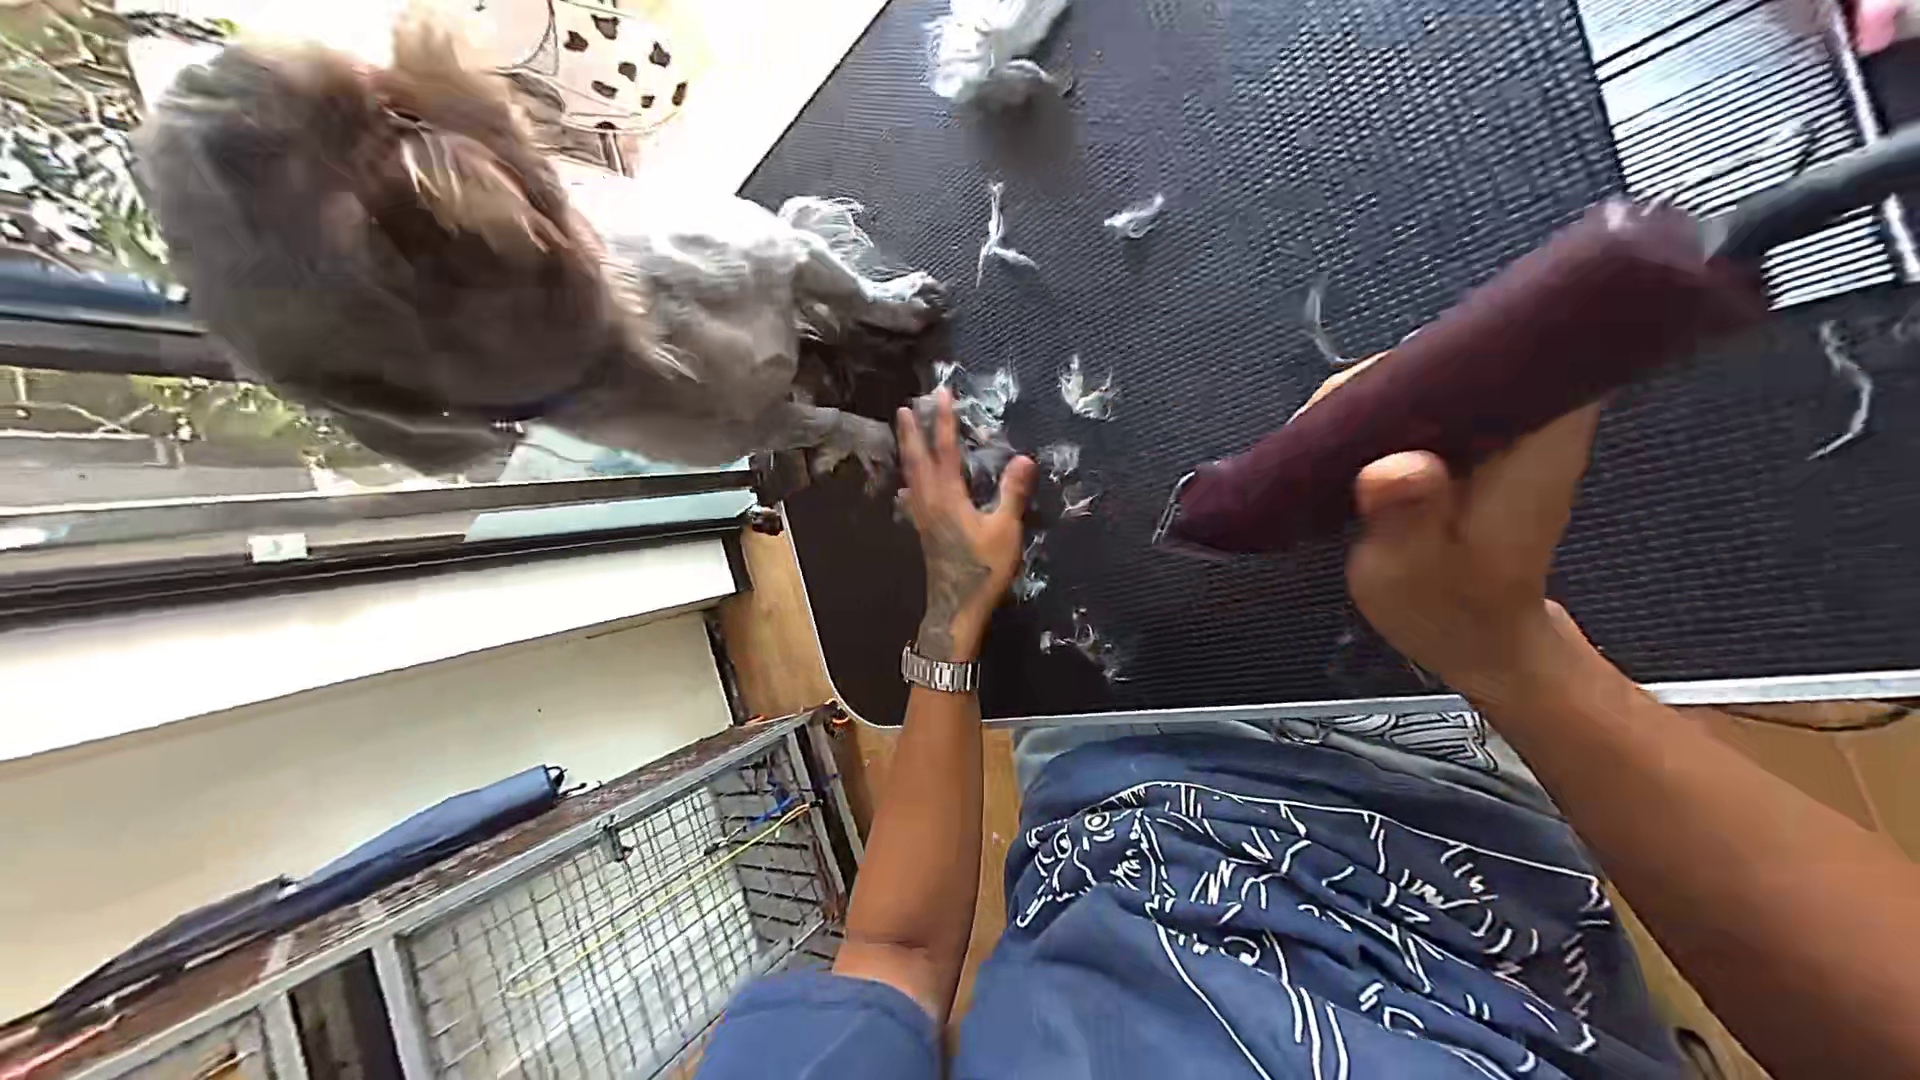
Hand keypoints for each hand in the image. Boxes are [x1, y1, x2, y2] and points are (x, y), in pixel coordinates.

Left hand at [895, 388, 1035, 660]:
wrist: (956, 606)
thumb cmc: (982, 569)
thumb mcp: (1005, 531)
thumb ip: (1012, 494)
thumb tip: (1022, 458)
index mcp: (949, 496)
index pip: (946, 450)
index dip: (945, 421)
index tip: (942, 394)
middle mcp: (929, 501)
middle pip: (917, 459)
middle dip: (912, 432)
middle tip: (906, 408)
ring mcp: (922, 517)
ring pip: (911, 476)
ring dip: (908, 452)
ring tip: (904, 436)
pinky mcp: (923, 531)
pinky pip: (911, 497)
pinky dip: (909, 483)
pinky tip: (907, 487)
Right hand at [1309, 369, 1601, 702]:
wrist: (1475, 638)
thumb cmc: (1451, 610)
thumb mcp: (1414, 571)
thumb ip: (1406, 517)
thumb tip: (1392, 467)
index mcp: (1530, 446)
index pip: (1507, 354)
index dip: (1436, 353)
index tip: (1372, 387)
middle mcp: (1520, 429)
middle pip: (1455, 360)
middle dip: (1381, 380)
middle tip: (1328, 423)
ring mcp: (1491, 437)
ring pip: (1430, 382)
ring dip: (1371, 400)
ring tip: (1324, 439)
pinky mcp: (1464, 450)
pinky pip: (1418, 411)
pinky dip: (1376, 420)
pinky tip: (1344, 449)